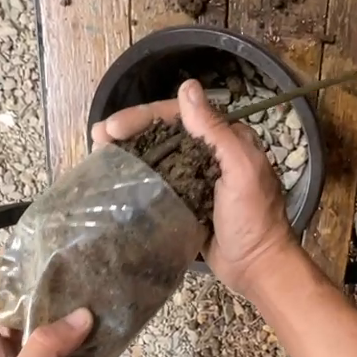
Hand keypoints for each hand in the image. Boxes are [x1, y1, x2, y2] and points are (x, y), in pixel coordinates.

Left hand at [0, 254, 94, 356]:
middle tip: (62, 262)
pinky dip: (97, 339)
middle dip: (38, 291)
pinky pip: (86, 356)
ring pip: (59, 333)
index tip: (7, 254)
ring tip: (90, 282)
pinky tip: (110, 318)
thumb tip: (84, 315)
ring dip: (72, 312)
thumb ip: (47, 345)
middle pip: (23, 316)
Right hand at [89, 80, 301, 299]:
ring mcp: (199, 181)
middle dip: (132, 131)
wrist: (258, 269)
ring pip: (161, 158)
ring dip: (131, 152)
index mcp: (229, 141)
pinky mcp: (188, 205)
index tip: (115, 126)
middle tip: (98, 136)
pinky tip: (117, 178)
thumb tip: (188, 87)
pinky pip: (161, 185)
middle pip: (167, 135)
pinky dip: (140, 179)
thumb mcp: (240, 170)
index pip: (182, 117)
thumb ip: (215, 130)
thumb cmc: (254, 219)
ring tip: (99, 152)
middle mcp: (213, 156)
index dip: (146, 117)